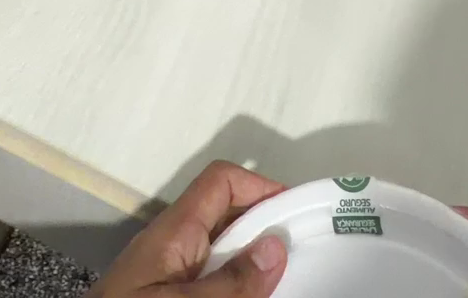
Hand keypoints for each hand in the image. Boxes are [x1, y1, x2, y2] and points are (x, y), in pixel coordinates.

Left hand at [87, 161, 289, 297]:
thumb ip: (230, 283)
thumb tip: (275, 246)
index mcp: (174, 229)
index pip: (221, 181)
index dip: (260, 185)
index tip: (297, 211)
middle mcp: (172, 241)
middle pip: (225, 213)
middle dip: (263, 226)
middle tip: (302, 251)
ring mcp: (168, 270)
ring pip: (220, 248)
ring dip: (251, 259)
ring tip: (286, 280)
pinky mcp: (164, 292)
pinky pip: (208, 275)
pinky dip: (233, 283)